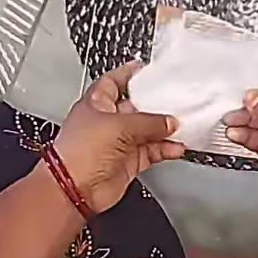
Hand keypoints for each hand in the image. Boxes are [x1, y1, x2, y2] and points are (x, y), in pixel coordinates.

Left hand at [52, 62, 185, 211]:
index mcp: (97, 104)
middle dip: (155, 106)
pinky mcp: (129, 161)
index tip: (145, 69)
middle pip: (137, 107)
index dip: (128, 74)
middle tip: (175, 101)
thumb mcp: (119, 125)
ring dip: (164, 130)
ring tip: (181, 126)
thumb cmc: (81, 152)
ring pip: (148, 131)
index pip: (114, 82)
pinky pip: (152, 151)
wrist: (76, 188)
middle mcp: (108, 122)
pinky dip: (165, 149)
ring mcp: (119, 142)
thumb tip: (169, 121)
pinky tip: (176, 147)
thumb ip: (149, 122)